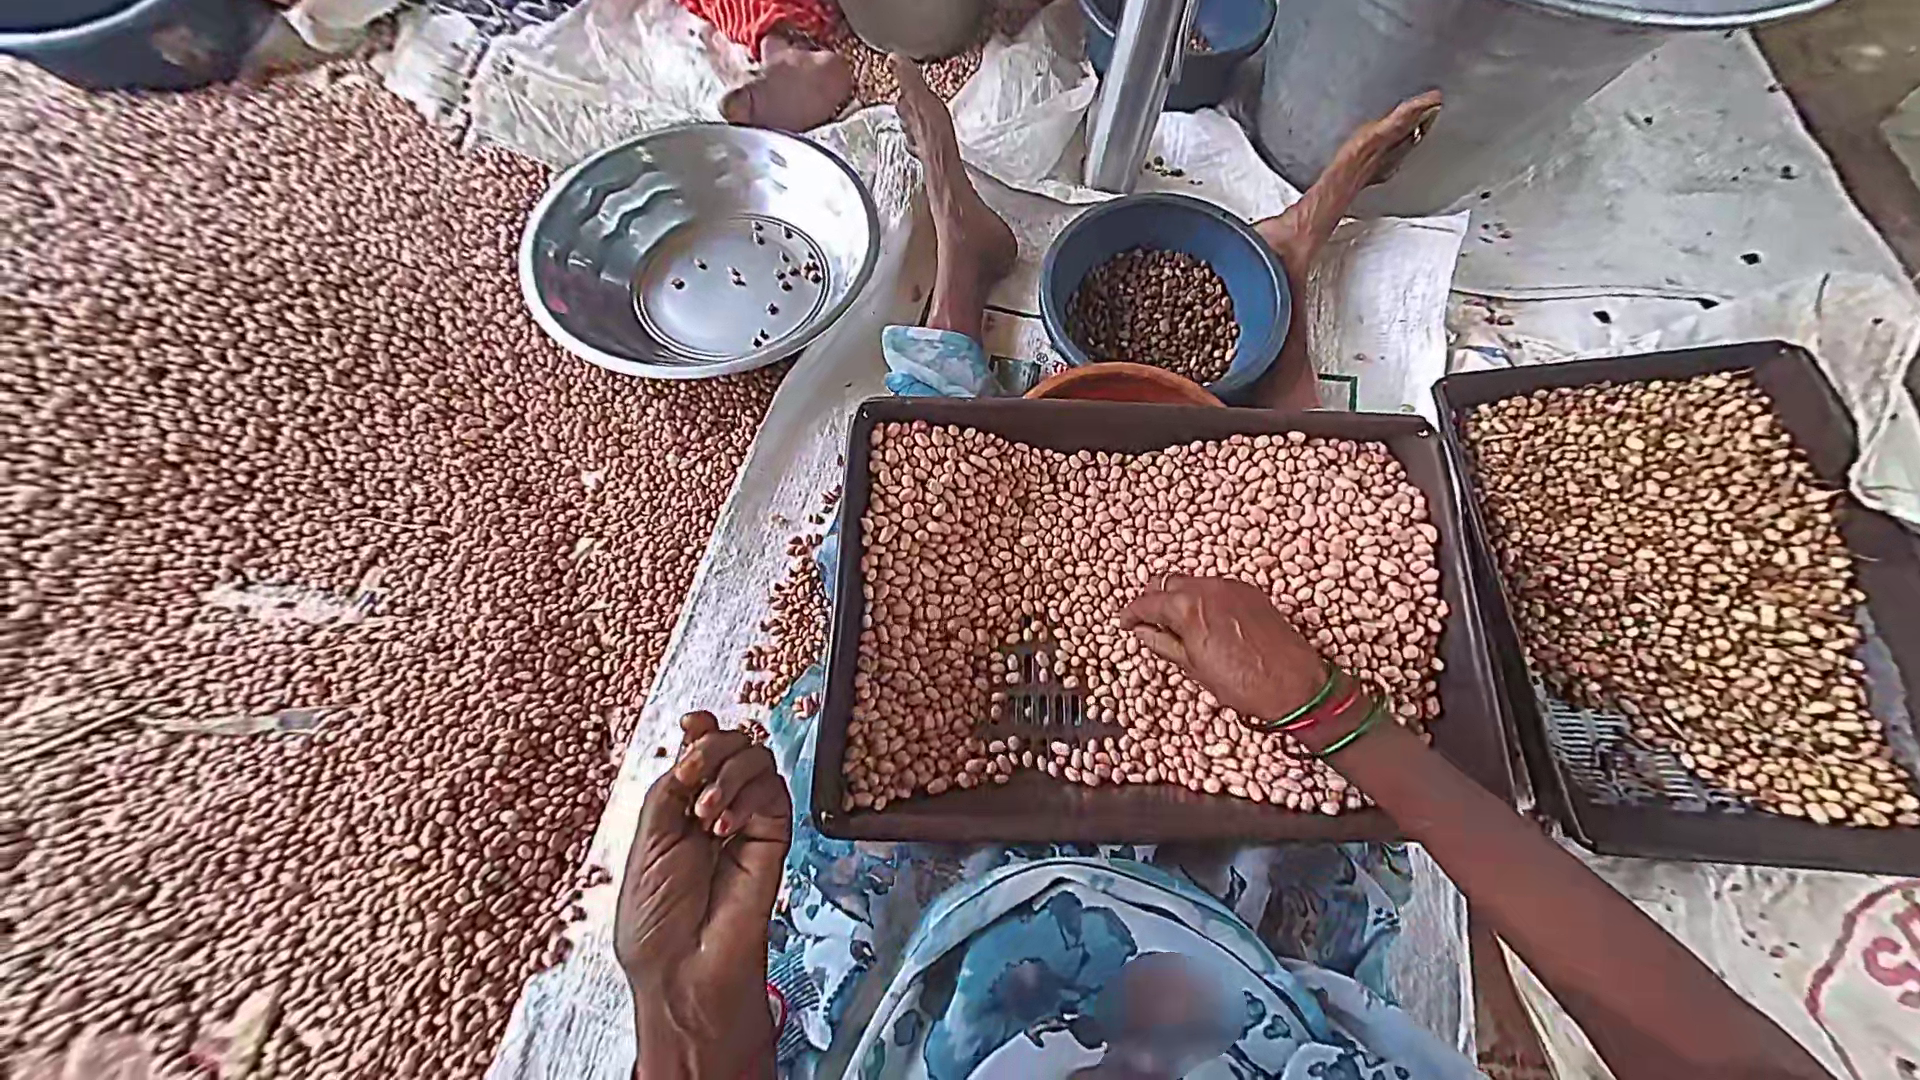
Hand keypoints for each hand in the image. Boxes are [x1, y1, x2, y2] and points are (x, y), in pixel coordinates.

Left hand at [614, 712, 789, 1079]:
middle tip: (692, 775)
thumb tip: (694, 733)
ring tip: (705, 814)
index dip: (702, 728)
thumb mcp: (649, 838)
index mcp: (687, 800)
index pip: (703, 747)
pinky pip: (773, 788)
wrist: (683, 964)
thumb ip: (672, 784)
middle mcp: (721, 799)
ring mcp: (751, 812)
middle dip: (713, 748)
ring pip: (758, 756)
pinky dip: (747, 797)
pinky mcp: (776, 828)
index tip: (692, 722)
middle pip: (734, 742)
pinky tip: (725, 827)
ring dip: (728, 775)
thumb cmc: (657, 914)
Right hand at [1119, 575, 1328, 723]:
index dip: (1131, 614)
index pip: (1146, 602)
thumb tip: (1142, 631)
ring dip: (1178, 597)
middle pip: (1166, 582)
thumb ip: (1161, 642)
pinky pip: (1215, 587)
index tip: (1127, 623)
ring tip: (1177, 623)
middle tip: (1148, 621)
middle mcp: (1207, 588)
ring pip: (1191, 582)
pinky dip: (1203, 598)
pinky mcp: (1249, 592)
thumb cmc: (1244, 683)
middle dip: (1153, 600)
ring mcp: (1230, 587)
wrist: (1295, 686)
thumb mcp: (1192, 666)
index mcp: (1186, 607)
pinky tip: (1205, 620)